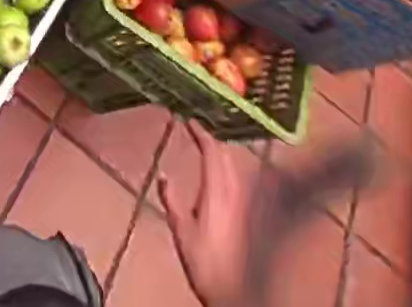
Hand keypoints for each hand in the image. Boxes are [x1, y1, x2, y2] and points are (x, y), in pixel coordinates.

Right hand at [156, 121, 257, 306]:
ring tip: (205, 148)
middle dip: (211, 139)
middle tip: (195, 132)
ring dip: (220, 152)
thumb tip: (164, 175)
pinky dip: (226, 167)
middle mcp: (233, 192)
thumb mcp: (182, 232)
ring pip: (233, 166)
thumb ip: (173, 201)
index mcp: (216, 191)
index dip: (201, 133)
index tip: (189, 121)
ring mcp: (243, 203)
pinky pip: (236, 179)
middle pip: (226, 155)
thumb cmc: (205, 263)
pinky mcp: (247, 214)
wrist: (235, 294)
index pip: (212, 152)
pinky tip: (218, 175)